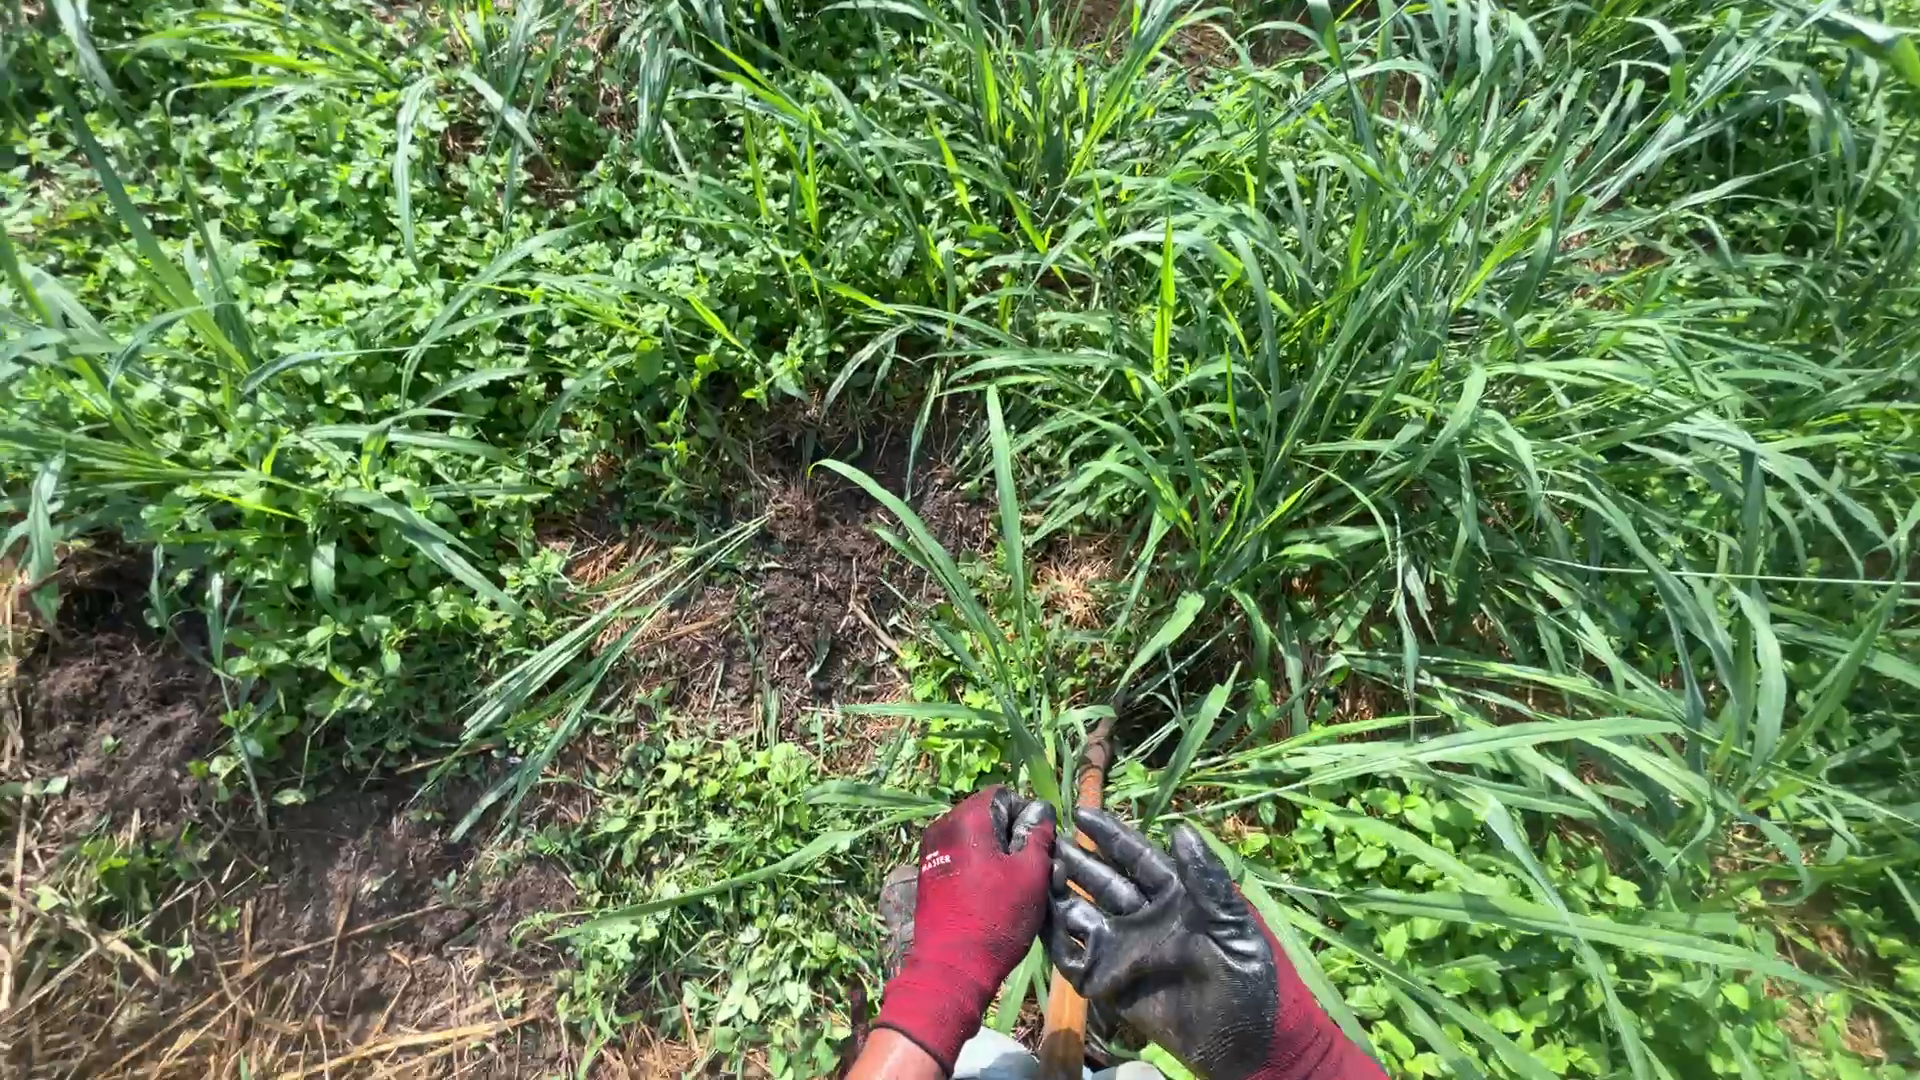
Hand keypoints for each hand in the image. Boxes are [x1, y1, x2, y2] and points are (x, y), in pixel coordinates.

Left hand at [875, 786, 1055, 1072]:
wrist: (950, 968)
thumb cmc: (996, 917)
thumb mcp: (1031, 875)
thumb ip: (1038, 836)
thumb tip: (1041, 813)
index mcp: (967, 818)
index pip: (1002, 794)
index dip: (1025, 813)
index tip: (1036, 842)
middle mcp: (943, 825)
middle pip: (985, 813)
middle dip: (1008, 832)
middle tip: (1027, 864)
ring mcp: (931, 849)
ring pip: (972, 835)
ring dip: (992, 849)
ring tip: (1009, 881)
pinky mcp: (927, 871)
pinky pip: (958, 853)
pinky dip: (975, 863)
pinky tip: (988, 891)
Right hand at [1047, 808, 1384, 1079]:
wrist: (1251, 1049)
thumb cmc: (1250, 980)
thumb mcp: (1233, 926)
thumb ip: (1206, 879)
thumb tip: (1182, 828)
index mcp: (1172, 894)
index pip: (1133, 855)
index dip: (1107, 833)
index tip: (1079, 811)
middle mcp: (1143, 915)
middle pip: (1099, 878)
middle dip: (1073, 857)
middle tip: (1042, 838)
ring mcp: (1124, 949)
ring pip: (1081, 912)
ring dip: (1058, 893)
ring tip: (1033, 874)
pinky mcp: (1110, 984)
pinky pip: (1074, 957)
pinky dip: (1054, 939)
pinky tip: (1036, 921)